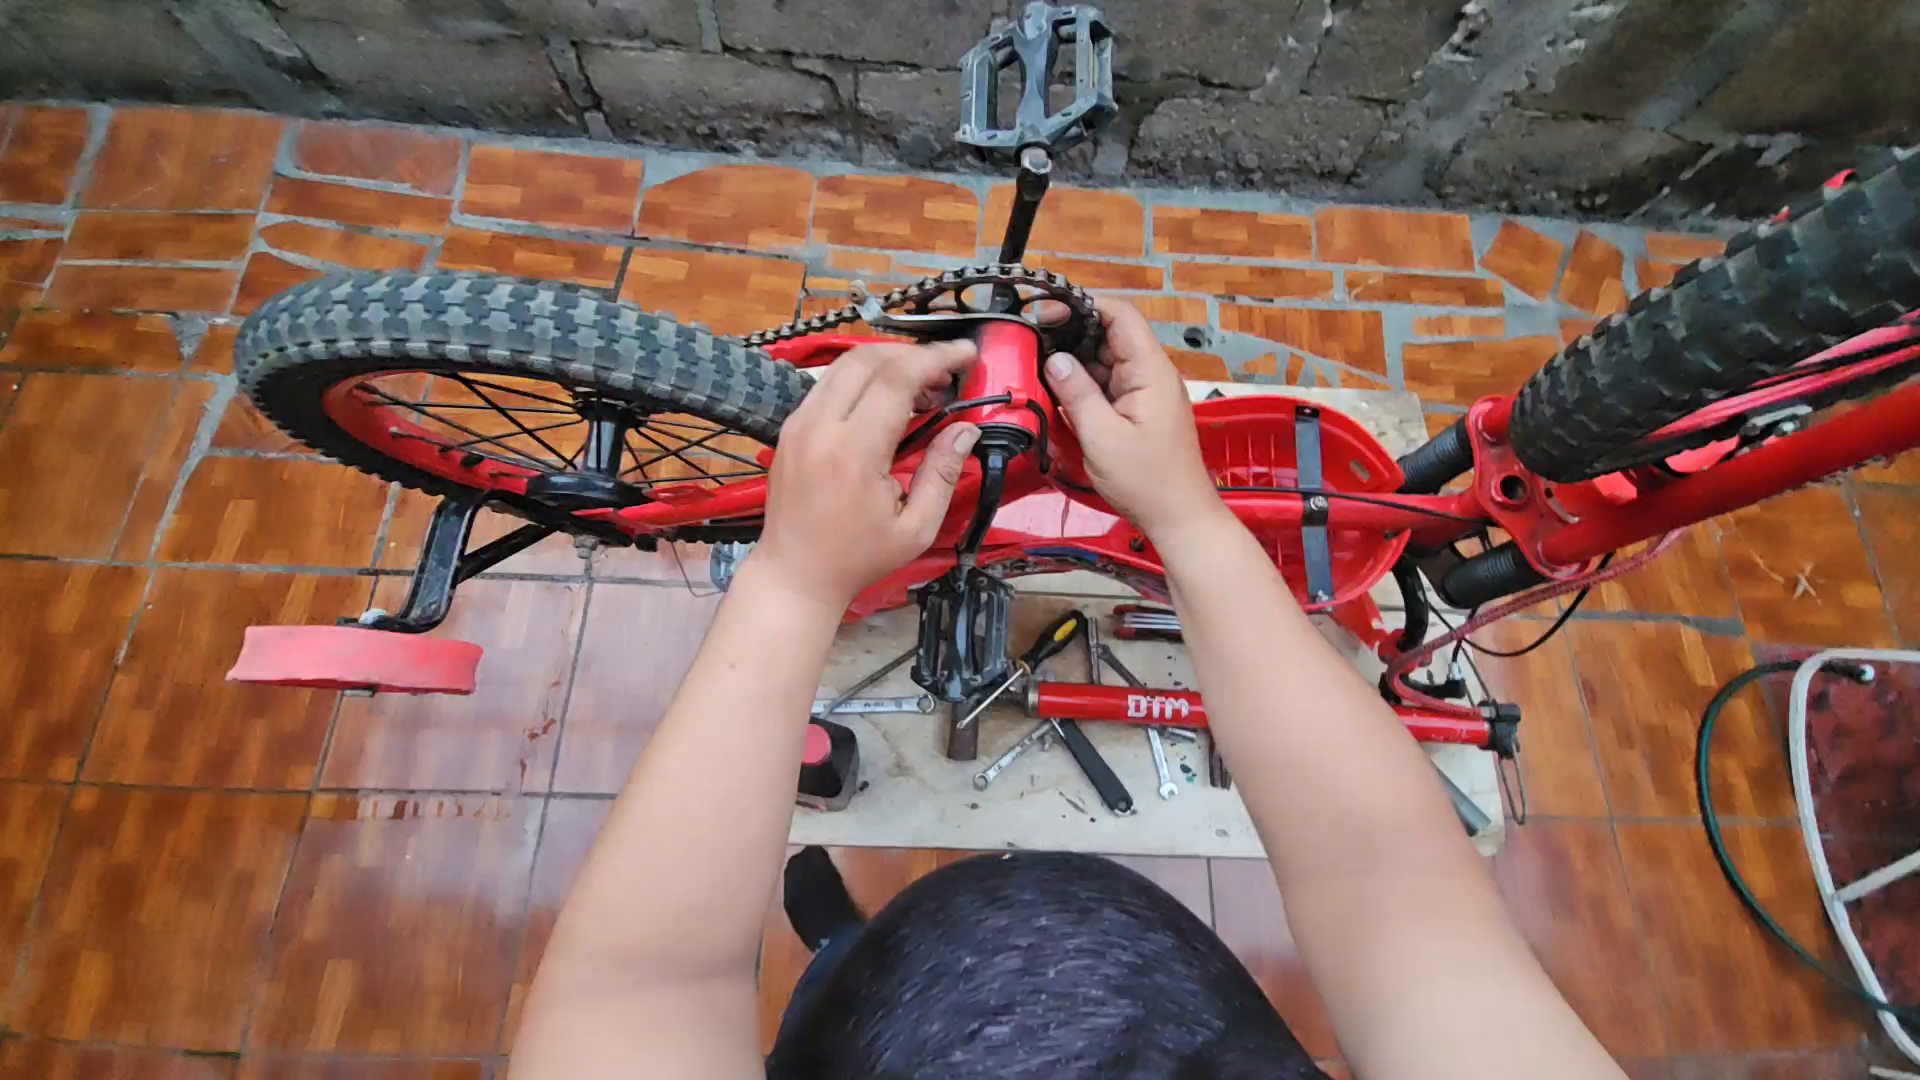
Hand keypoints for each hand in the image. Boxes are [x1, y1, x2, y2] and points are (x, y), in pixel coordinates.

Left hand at [749, 340, 980, 609]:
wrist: (795, 573)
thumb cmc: (859, 557)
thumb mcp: (916, 527)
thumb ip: (943, 473)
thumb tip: (966, 429)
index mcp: (853, 452)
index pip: (895, 379)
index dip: (935, 358)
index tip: (965, 354)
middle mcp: (820, 427)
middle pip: (867, 358)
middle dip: (912, 354)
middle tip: (946, 372)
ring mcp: (798, 424)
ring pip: (843, 364)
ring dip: (886, 362)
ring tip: (921, 386)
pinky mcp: (790, 428)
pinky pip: (828, 384)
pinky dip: (862, 378)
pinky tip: (887, 401)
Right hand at [1045, 298, 1224, 537]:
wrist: (1178, 517)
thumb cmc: (1145, 480)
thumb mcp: (1102, 437)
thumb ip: (1077, 394)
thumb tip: (1054, 358)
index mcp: (1149, 371)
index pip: (1120, 315)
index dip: (1084, 306)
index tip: (1047, 315)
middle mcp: (1150, 374)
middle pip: (1110, 336)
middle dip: (1072, 335)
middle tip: (1033, 342)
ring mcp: (1144, 393)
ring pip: (1105, 361)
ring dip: (1075, 362)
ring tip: (1038, 365)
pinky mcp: (1137, 411)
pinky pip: (1108, 386)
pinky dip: (1083, 385)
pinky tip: (1058, 391)